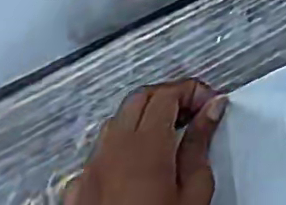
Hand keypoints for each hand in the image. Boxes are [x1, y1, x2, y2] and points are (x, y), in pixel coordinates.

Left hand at [65, 80, 227, 204]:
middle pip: (140, 98)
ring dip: (143, 118)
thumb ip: (199, 145)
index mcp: (144, 145)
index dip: (194, 91)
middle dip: (169, 96)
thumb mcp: (194, 194)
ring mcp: (87, 174)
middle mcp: (111, 152)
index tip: (211, 105)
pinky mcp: (74, 197)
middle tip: (194, 113)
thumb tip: (210, 112)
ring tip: (169, 138)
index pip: (169, 93)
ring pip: (116, 123)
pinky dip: (120, 149)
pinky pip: (98, 156)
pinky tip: (135, 169)